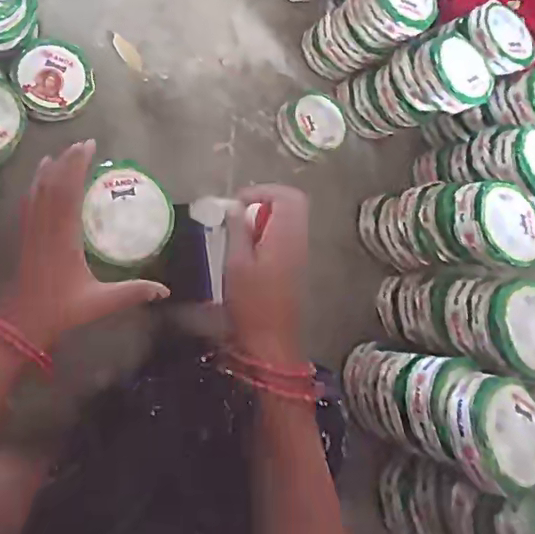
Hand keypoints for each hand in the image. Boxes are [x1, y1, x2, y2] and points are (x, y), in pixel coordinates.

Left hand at [0, 140, 168, 351]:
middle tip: (83, 143)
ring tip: (64, 151)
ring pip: (39, 190)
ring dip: (52, 168)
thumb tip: (164, 290)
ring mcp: (32, 230)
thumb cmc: (60, 310)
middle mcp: (46, 227)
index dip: (77, 167)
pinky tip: (40, 174)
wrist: (20, 324)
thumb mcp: (99, 302)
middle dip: (68, 161)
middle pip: (54, 184)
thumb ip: (132, 292)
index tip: (89, 147)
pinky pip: (29, 201)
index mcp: (65, 238)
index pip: (69, 192)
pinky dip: (36, 183)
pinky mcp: (24, 236)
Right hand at [224, 184, 309, 364]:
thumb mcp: (236, 262)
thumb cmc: (251, 303)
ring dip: (264, 219)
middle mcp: (299, 240)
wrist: (271, 342)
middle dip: (262, 203)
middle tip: (237, 216)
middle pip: (290, 204)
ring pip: (288, 220)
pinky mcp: (295, 266)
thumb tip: (234, 206)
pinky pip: (285, 236)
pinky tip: (249, 252)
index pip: (287, 196)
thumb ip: (237, 229)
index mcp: (287, 236)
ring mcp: (300, 254)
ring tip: (240, 234)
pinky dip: (267, 234)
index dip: (262, 191)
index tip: (237, 203)